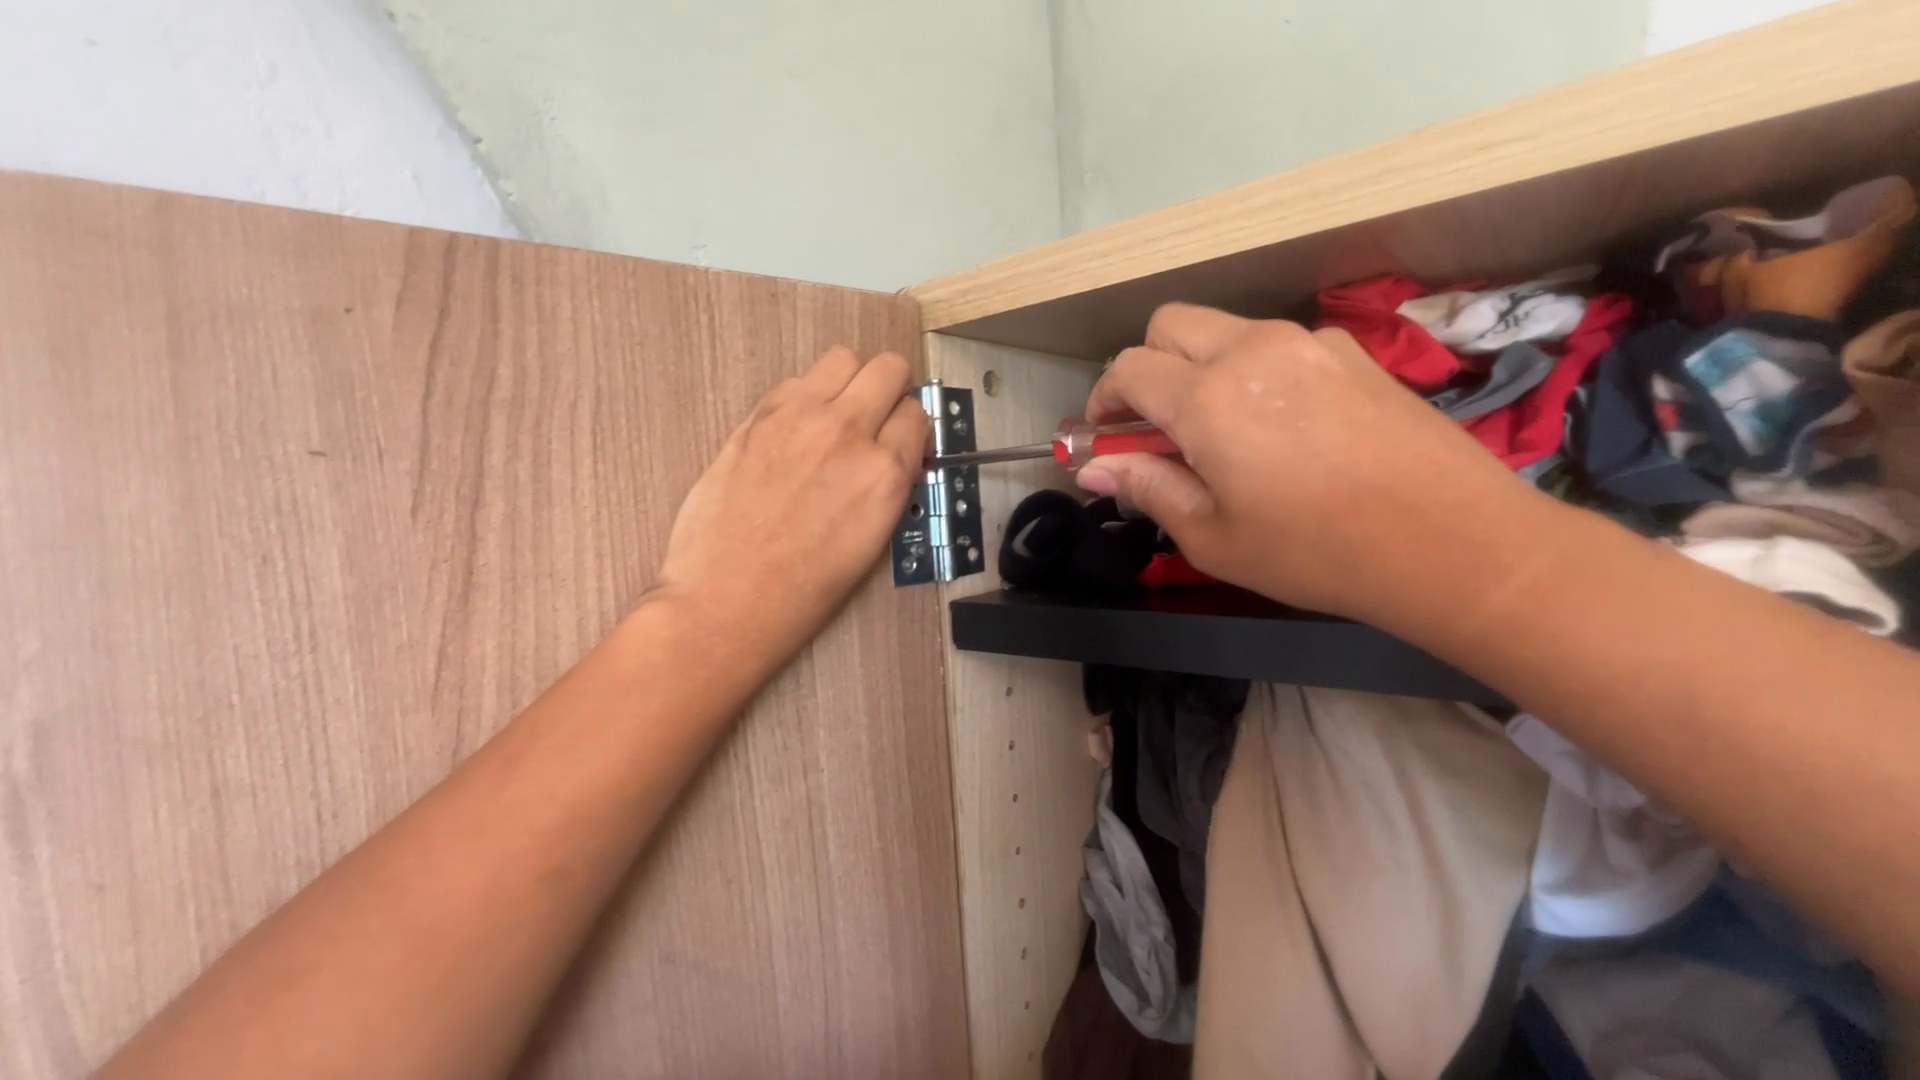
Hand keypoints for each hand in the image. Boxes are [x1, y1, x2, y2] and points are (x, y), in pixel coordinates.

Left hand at [652, 347, 928, 669]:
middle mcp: (848, 433)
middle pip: (888, 368)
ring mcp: (799, 418)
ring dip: (848, 381)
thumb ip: (888, 485)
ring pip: (842, 358)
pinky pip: (795, 382)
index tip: (900, 438)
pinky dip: (805, 396)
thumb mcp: (873, 541)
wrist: (728, 598)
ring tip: (835, 413)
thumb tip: (891, 455)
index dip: (910, 428)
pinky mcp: (757, 418)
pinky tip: (794, 431)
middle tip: (875, 413)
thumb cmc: (803, 589)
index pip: (917, 414)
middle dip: (889, 388)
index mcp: (886, 473)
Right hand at [1076, 303, 1539, 621]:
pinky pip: (1279, 344)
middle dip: (1147, 364)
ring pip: (1227, 329)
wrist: (1450, 541)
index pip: (1128, 368)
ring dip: (1202, 365)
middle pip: (1171, 324)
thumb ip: (1147, 489)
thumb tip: (1093, 468)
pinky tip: (1284, 426)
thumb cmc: (1316, 552)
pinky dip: (1256, 370)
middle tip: (1156, 423)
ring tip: (1223, 430)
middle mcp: (1252, 351)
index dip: (1103, 399)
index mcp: (1208, 398)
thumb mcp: (1213, 537)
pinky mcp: (1352, 352)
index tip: (1106, 435)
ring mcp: (1308, 343)